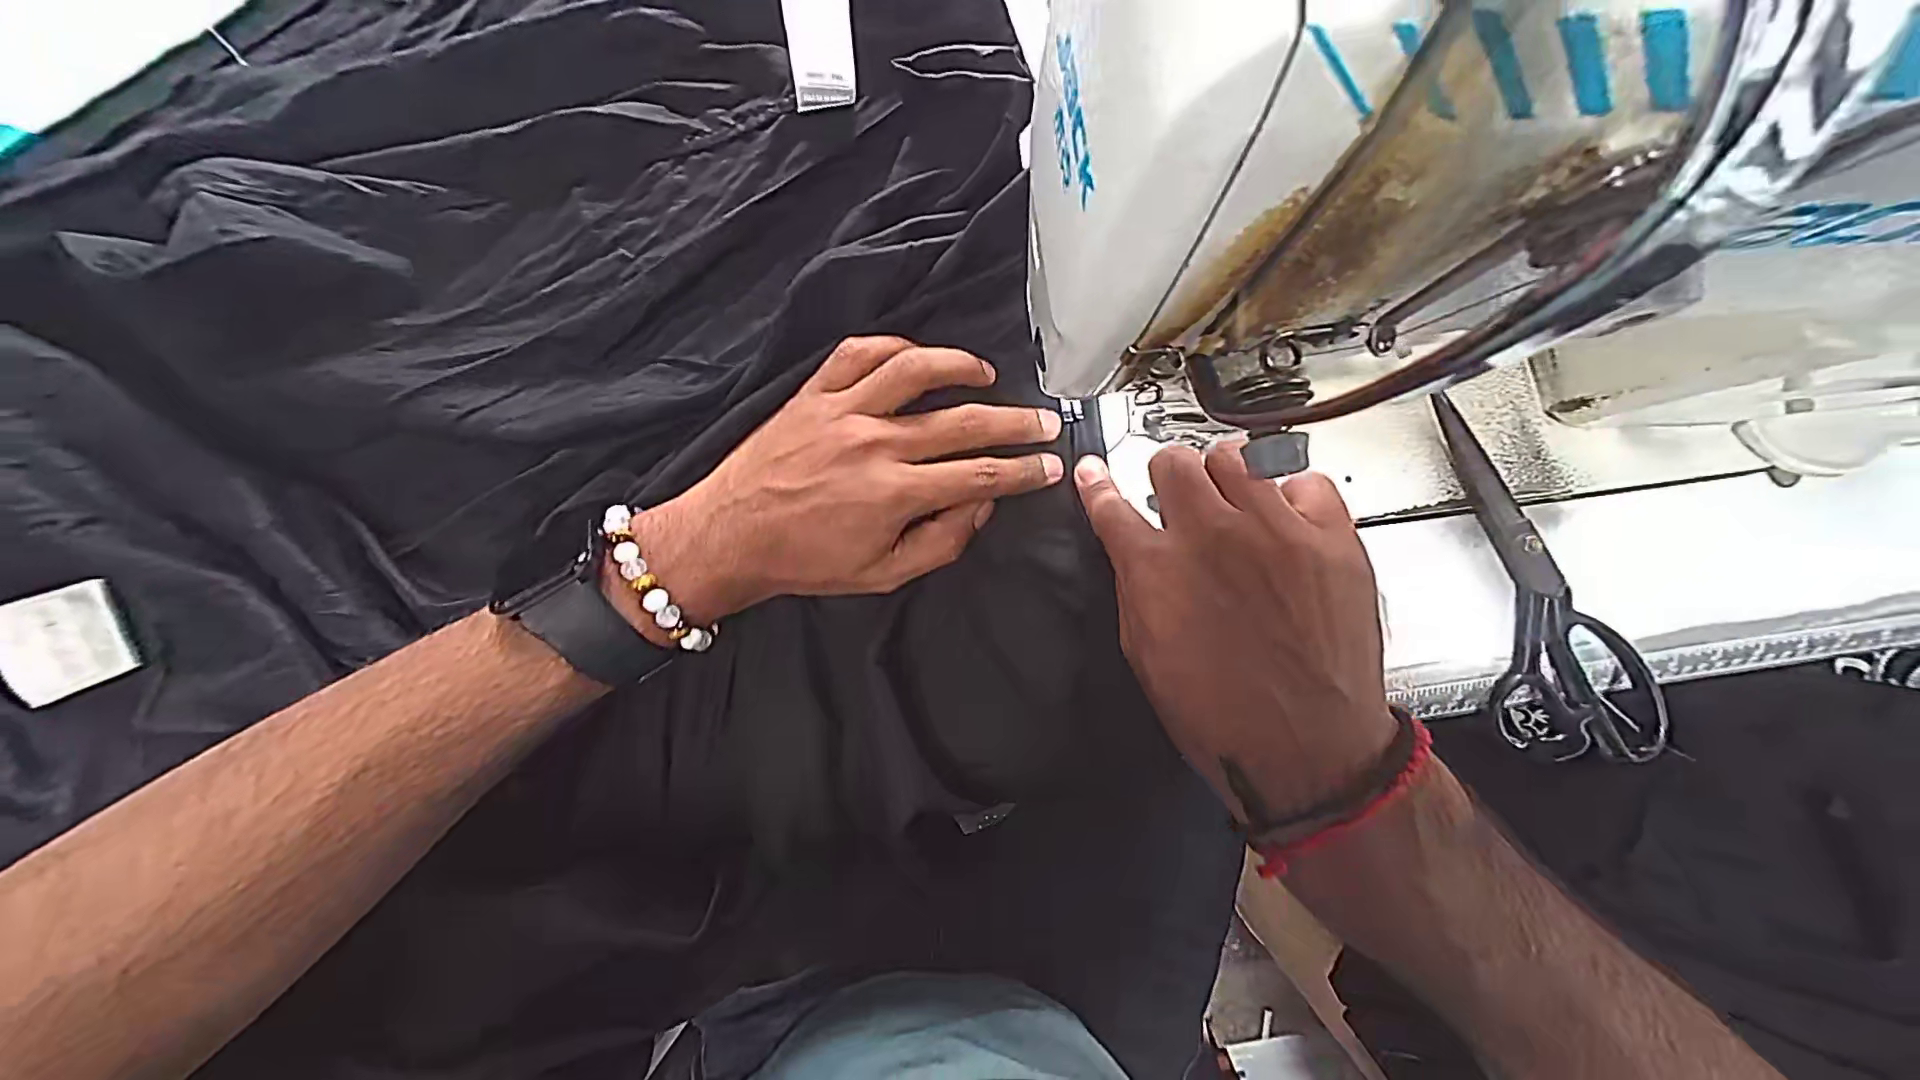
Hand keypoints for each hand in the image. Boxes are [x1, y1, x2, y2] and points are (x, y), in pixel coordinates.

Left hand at [609, 336, 1063, 636]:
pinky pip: (858, 354)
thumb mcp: (883, 575)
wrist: (730, 537)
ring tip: (987, 376)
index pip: (981, 473)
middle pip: (965, 421)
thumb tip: (980, 505)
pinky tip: (915, 356)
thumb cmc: (803, 561)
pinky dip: (893, 347)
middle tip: (1043, 422)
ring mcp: (842, 412)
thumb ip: (942, 542)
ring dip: (961, 367)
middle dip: (1016, 422)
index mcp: (894, 493)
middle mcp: (874, 444)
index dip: (1024, 470)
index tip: (1047, 465)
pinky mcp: (814, 395)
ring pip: (916, 371)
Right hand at [1074, 443, 1394, 823]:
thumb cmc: (1223, 716)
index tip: (1095, 473)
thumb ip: (1134, 587)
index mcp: (1156, 569)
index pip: (1110, 502)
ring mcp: (1276, 532)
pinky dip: (1290, 496)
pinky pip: (1305, 481)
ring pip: (1235, 457)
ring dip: (1223, 479)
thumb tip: (1130, 551)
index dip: (1097, 484)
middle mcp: (1212, 538)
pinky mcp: (1332, 540)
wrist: (1308, 751)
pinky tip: (1285, 521)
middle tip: (1176, 493)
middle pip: (1174, 461)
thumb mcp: (1145, 654)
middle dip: (1167, 474)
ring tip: (1232, 506)